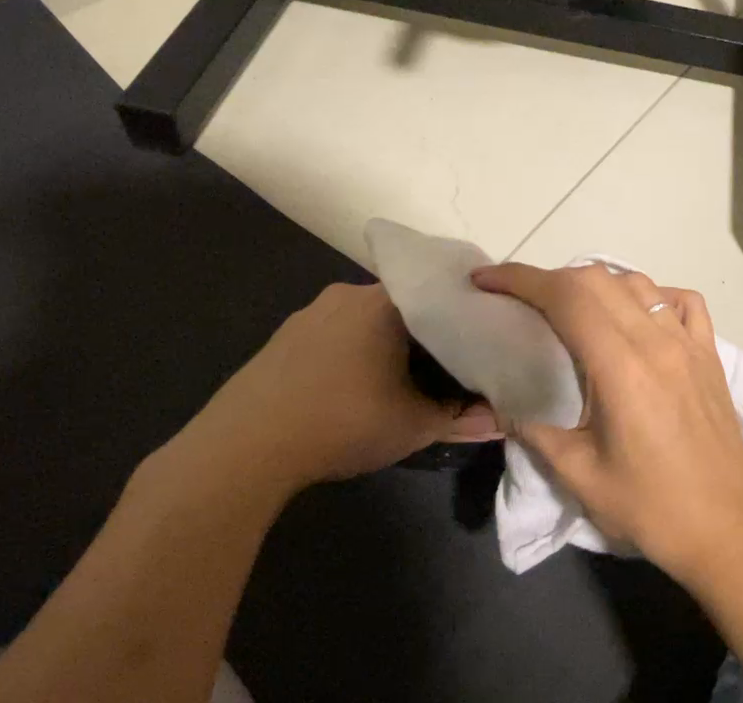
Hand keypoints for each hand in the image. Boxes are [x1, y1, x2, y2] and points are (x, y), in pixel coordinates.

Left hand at [172, 283, 494, 495]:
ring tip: (401, 382)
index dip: (463, 318)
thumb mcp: (413, 425)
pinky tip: (352, 391)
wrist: (243, 448)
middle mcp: (348, 295)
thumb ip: (461, 417)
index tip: (479, 341)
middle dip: (426, 335)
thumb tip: (498, 417)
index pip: (440, 294)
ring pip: (365, 322)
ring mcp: (309, 315)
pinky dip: (351, 356)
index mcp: (386, 302)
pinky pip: (333, 337)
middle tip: (447, 367)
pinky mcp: (282, 340)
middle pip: (403, 307)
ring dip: (385, 347)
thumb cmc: (342, 422)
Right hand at [471, 263, 742, 584]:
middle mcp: (657, 342)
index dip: (522, 280)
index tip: (486, 280)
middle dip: (550, 279)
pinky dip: (652, 295)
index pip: (567, 298)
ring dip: (597, 284)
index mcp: (621, 368)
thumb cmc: (651, 508)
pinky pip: (683, 302)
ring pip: (638, 284)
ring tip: (569, 307)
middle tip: (519, 300)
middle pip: (598, 281)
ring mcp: (689, 344)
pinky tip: (636, 316)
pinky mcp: (710, 355)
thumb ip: (536, 433)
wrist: (726, 530)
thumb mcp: (580, 477)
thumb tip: (506, 407)